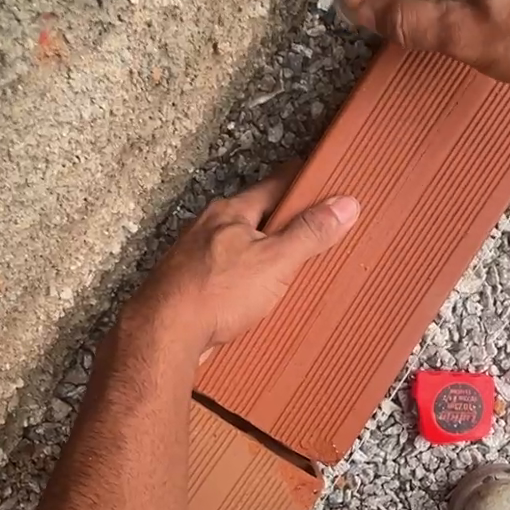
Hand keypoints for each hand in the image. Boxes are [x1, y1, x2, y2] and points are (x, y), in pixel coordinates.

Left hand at [127, 167, 360, 364]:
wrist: (165, 333)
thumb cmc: (214, 293)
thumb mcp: (276, 261)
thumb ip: (310, 234)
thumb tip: (344, 206)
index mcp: (231, 213)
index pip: (275, 185)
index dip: (300, 181)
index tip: (315, 176)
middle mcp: (209, 229)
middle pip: (252, 215)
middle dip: (278, 220)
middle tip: (305, 226)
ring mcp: (194, 258)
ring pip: (234, 246)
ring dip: (255, 252)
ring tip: (280, 266)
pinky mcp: (187, 287)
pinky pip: (221, 275)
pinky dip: (238, 280)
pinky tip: (247, 296)